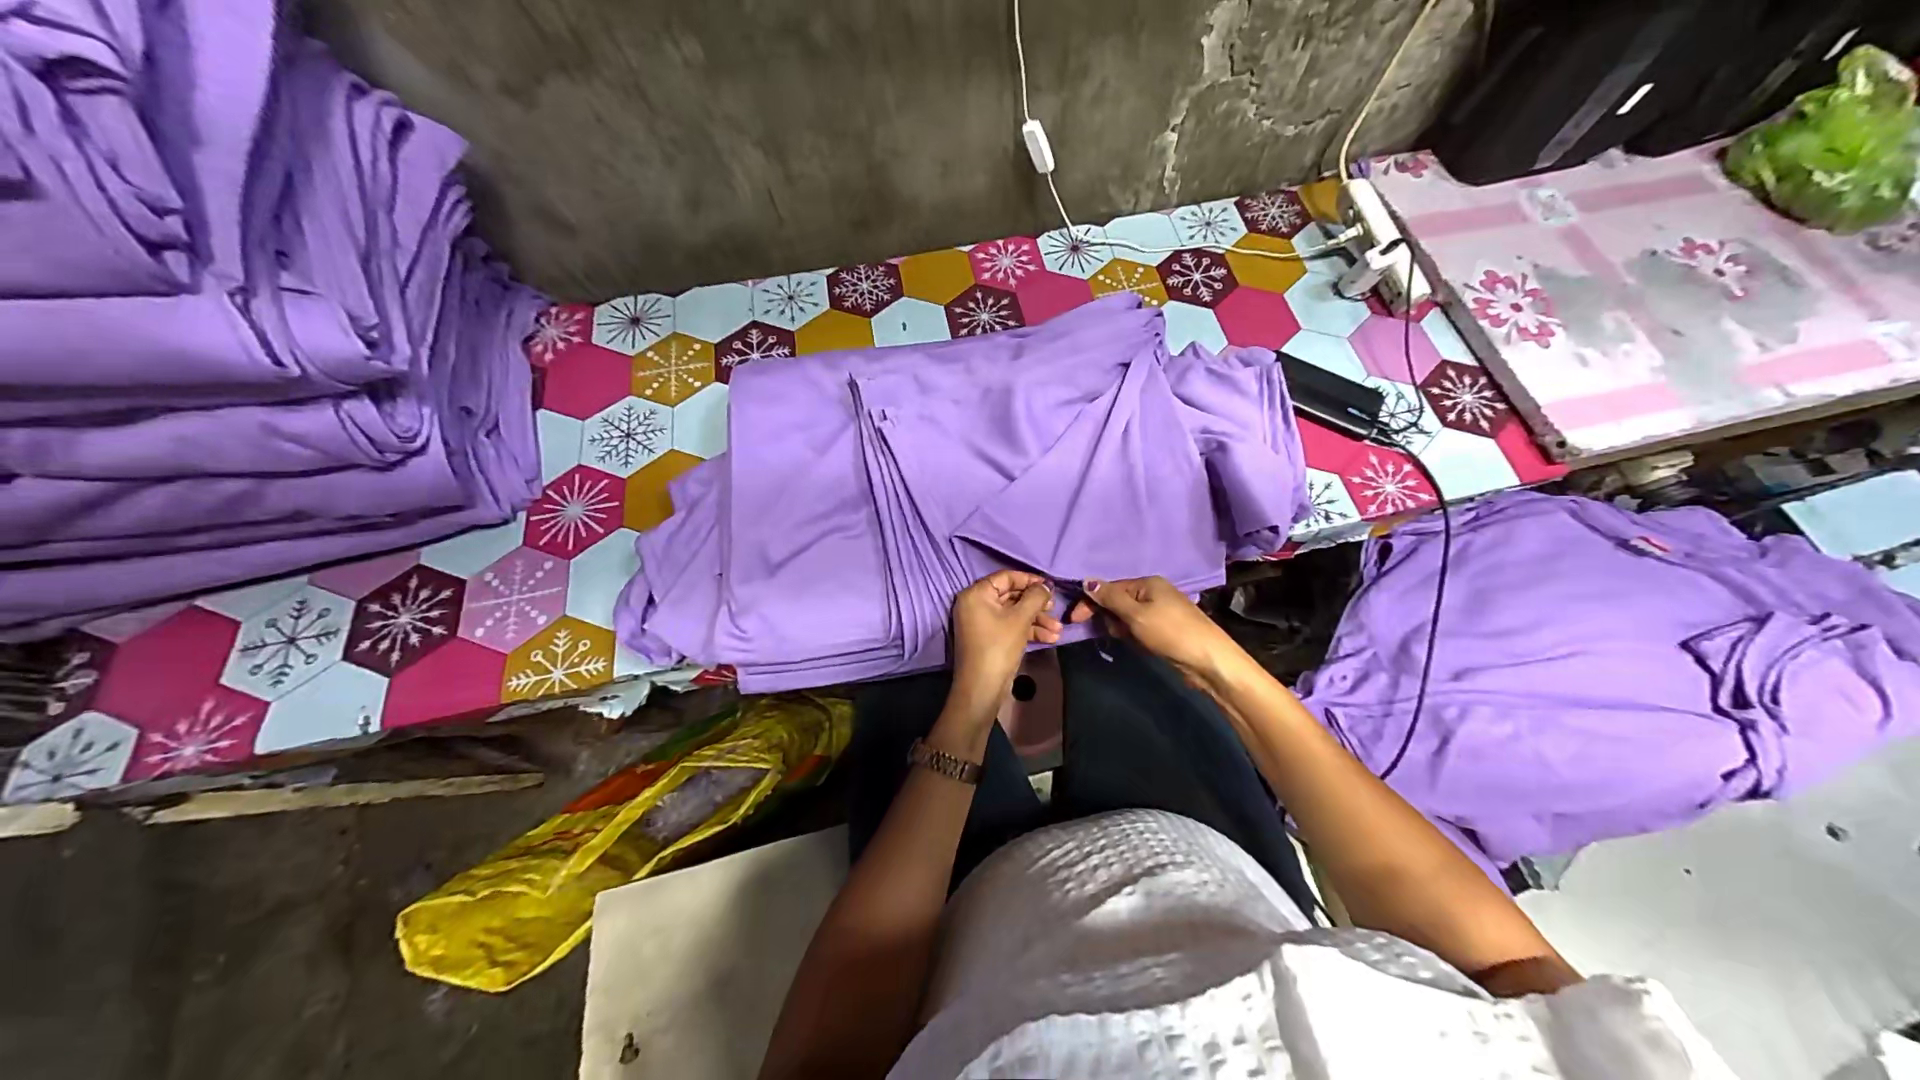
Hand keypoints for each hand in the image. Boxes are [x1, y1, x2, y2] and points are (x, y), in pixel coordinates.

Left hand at [949, 570, 1060, 715]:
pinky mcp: (989, 638)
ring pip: (1014, 614)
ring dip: (1037, 620)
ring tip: (1059, 630)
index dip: (1029, 580)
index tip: (1050, 586)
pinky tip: (1051, 638)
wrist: (983, 687)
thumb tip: (1045, 586)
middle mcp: (976, 604)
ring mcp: (982, 622)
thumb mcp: (1020, 618)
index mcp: (976, 594)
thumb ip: (1035, 597)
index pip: (1006, 577)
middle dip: (1036, 604)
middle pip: (1011, 596)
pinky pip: (1010, 627)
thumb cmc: (999, 646)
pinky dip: (1028, 630)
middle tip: (1055, 608)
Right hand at [1067, 576, 1249, 691]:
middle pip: (1117, 600)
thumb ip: (1110, 598)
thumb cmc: (1170, 633)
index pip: (1110, 587)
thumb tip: (1087, 581)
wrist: (1208, 660)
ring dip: (1120, 628)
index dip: (1090, 601)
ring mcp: (1160, 611)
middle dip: (1107, 616)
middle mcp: (1153, 592)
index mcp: (1147, 583)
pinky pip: (1138, 627)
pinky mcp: (1164, 629)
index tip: (1074, 619)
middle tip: (1108, 633)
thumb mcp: (1136, 614)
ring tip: (1128, 640)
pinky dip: (1132, 635)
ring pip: (1126, 616)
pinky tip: (1136, 644)